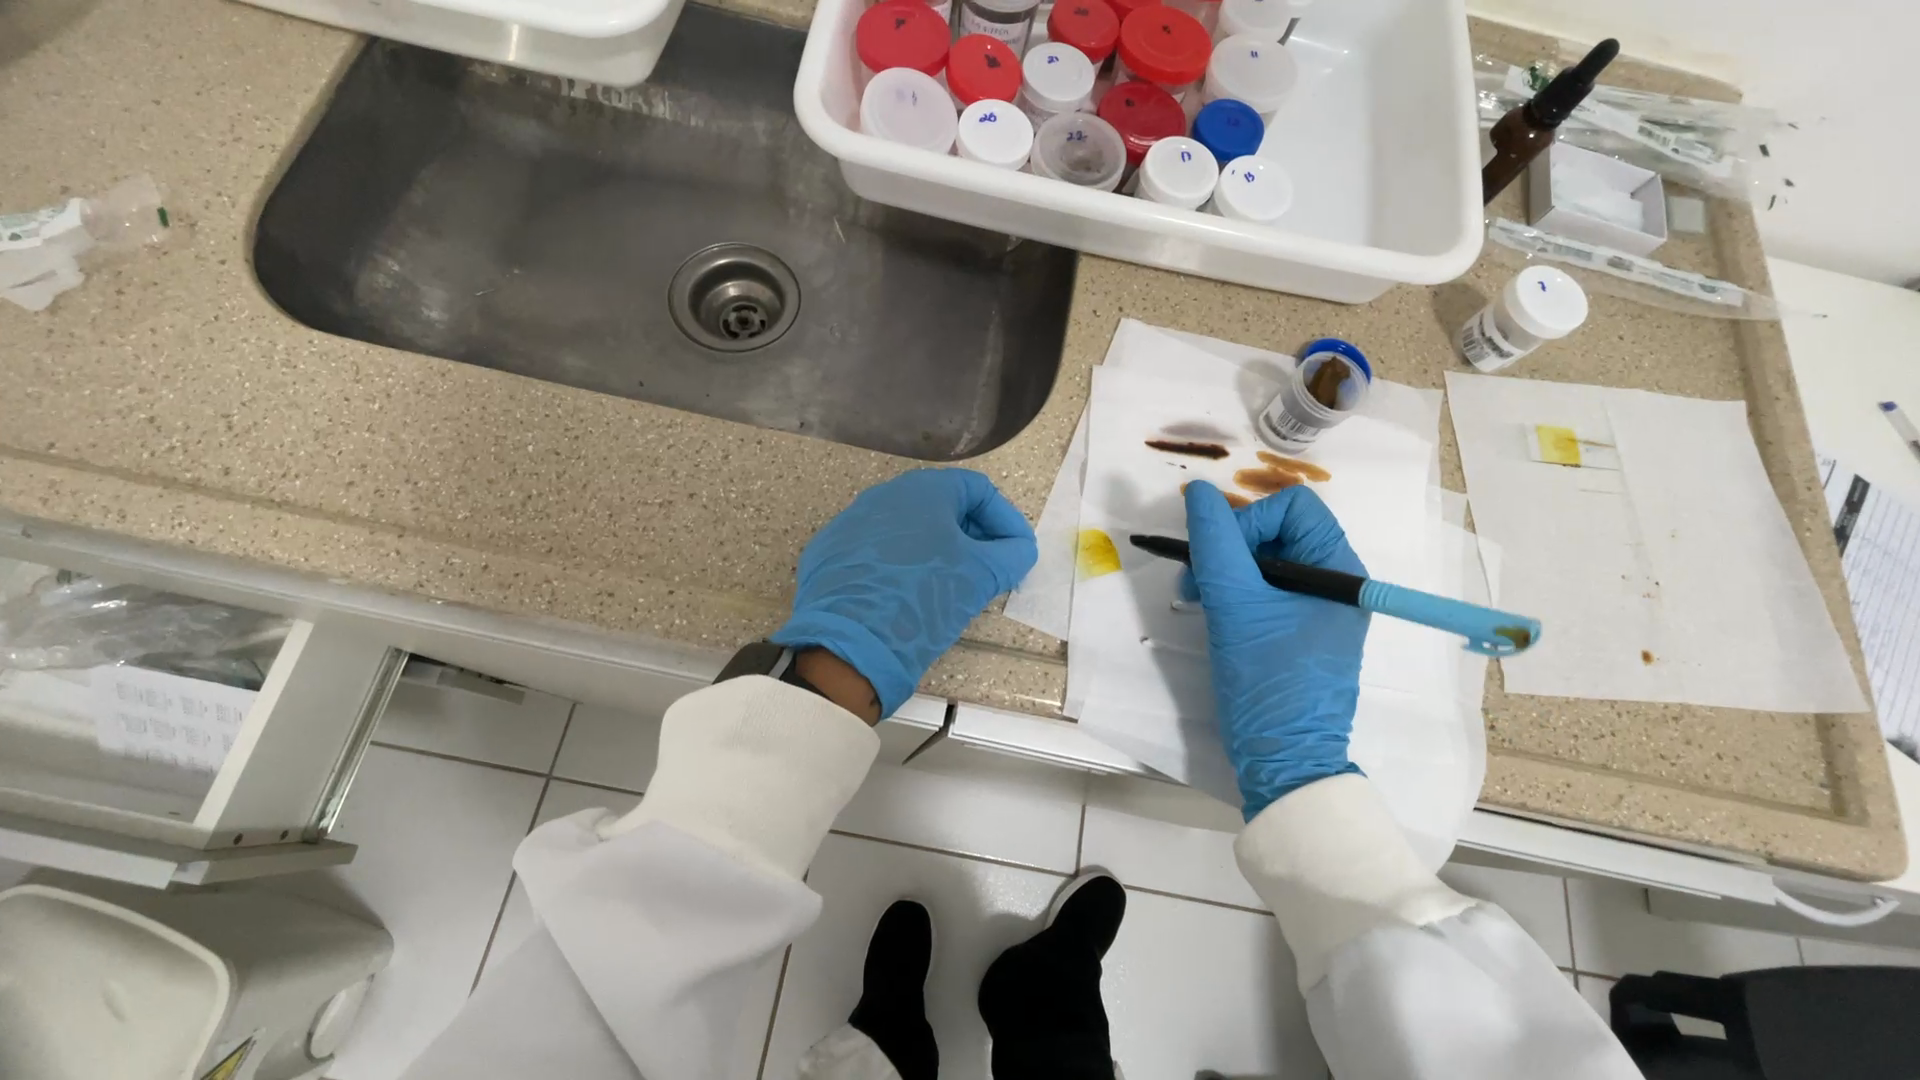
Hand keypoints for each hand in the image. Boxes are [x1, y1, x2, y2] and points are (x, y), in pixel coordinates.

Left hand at [773, 468, 1037, 716]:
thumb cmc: (923, 597)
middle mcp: (884, 496)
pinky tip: (909, 598)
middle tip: (991, 572)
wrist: (848, 644)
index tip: (1018, 555)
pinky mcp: (830, 555)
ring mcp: (852, 524)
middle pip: (944, 507)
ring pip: (910, 531)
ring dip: (939, 552)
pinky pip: (879, 553)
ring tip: (953, 588)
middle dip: (975, 537)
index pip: (978, 490)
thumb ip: (1011, 555)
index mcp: (923, 490)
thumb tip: (1018, 550)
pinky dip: (904, 567)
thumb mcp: (980, 576)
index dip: (1006, 521)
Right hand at [1183, 481, 1368, 819]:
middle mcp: (1335, 583)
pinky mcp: (1297, 632)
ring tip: (1195, 598)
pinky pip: (1263, 592)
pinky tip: (1211, 613)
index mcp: (1339, 571)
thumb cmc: (1267, 680)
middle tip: (1195, 579)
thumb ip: (1216, 544)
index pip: (1292, 508)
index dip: (1249, 522)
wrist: (1284, 761)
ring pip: (1264, 562)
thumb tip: (1199, 493)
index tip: (1219, 559)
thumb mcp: (1235, 606)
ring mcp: (1317, 610)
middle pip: (1276, 532)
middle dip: (1229, 548)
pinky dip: (1233, 594)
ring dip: (1224, 571)